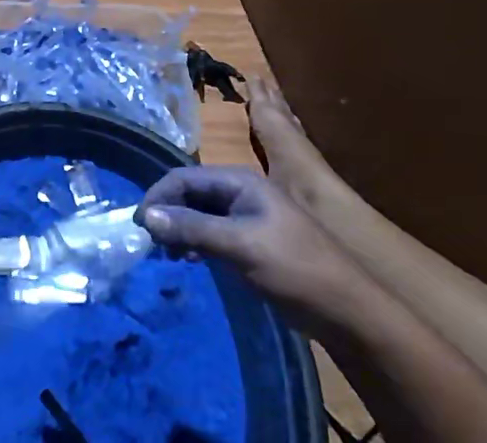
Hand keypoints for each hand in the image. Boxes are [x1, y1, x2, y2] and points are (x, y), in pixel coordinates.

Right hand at [138, 165, 366, 321]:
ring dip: (179, 229)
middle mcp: (240, 191)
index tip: (140, 224)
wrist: (347, 310)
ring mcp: (246, 216)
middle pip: (190, 192)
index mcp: (240, 181)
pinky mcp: (250, 241)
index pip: (185, 177)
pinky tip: (191, 260)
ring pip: (198, 213)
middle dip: (167, 213)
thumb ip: (192, 228)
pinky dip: (195, 242)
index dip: (158, 196)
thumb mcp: (239, 245)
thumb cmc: (294, 267)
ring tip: (170, 254)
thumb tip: (147, 216)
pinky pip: (211, 232)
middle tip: (153, 243)